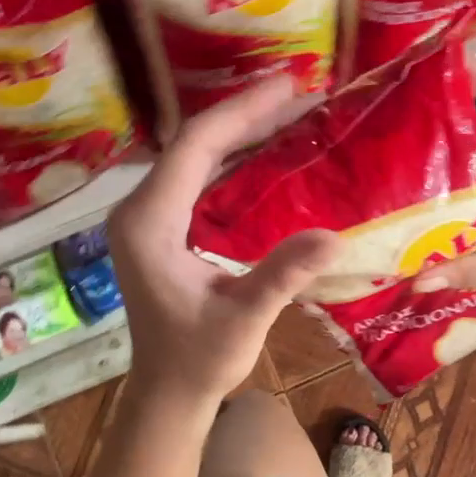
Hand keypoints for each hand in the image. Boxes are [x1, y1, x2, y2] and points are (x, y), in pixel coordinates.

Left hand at [107, 78, 343, 411]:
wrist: (168, 390)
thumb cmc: (199, 360)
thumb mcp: (244, 320)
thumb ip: (281, 276)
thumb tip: (335, 237)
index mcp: (149, 223)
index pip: (194, 147)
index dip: (242, 112)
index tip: (288, 86)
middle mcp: (139, 210)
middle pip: (192, 143)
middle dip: (246, 115)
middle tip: (301, 92)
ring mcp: (146, 216)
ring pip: (193, 156)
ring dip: (240, 132)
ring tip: (290, 111)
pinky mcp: (159, 226)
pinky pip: (195, 176)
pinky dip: (231, 157)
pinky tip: (266, 150)